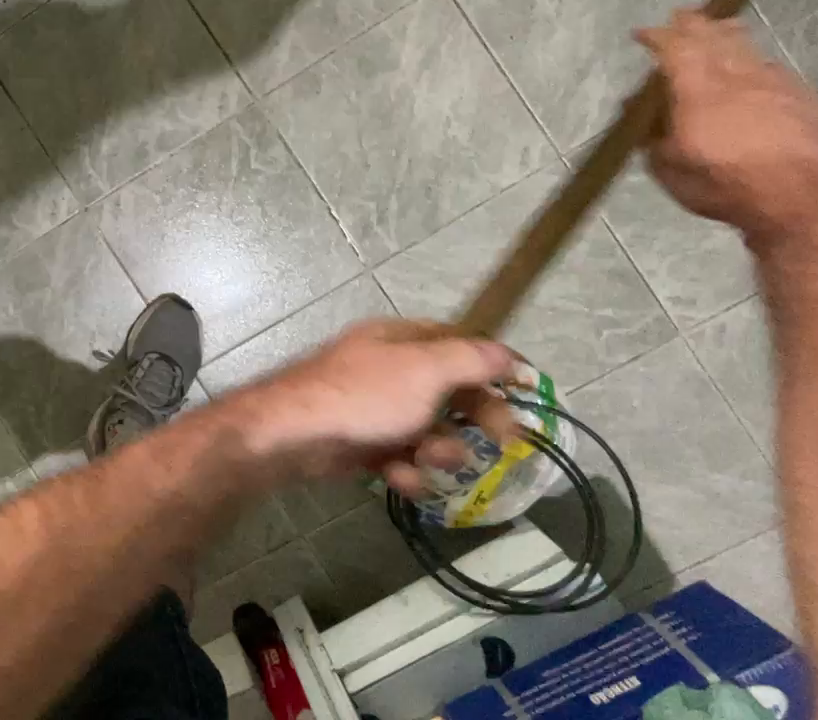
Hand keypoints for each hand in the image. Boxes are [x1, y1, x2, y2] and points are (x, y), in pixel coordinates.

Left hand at [225, 320, 518, 496]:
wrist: (292, 435)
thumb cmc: (361, 396)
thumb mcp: (423, 369)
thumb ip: (468, 359)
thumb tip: (505, 353)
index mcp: (396, 340)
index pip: (456, 343)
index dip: (491, 364)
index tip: (524, 390)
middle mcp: (385, 369)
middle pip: (450, 391)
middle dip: (476, 417)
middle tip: (501, 441)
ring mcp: (371, 408)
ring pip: (429, 430)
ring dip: (439, 450)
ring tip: (428, 457)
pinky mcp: (361, 443)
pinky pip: (401, 458)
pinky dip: (406, 470)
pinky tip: (400, 477)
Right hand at [636, 10, 817, 242]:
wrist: (804, 199)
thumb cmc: (723, 183)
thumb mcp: (668, 166)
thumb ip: (654, 135)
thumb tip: (643, 113)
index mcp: (700, 92)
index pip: (677, 51)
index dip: (659, 38)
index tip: (642, 32)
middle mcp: (738, 79)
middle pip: (716, 41)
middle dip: (696, 26)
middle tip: (683, 14)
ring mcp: (777, 87)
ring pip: (748, 50)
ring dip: (730, 35)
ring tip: (722, 26)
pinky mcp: (804, 100)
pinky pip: (772, 68)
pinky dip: (755, 59)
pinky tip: (755, 64)